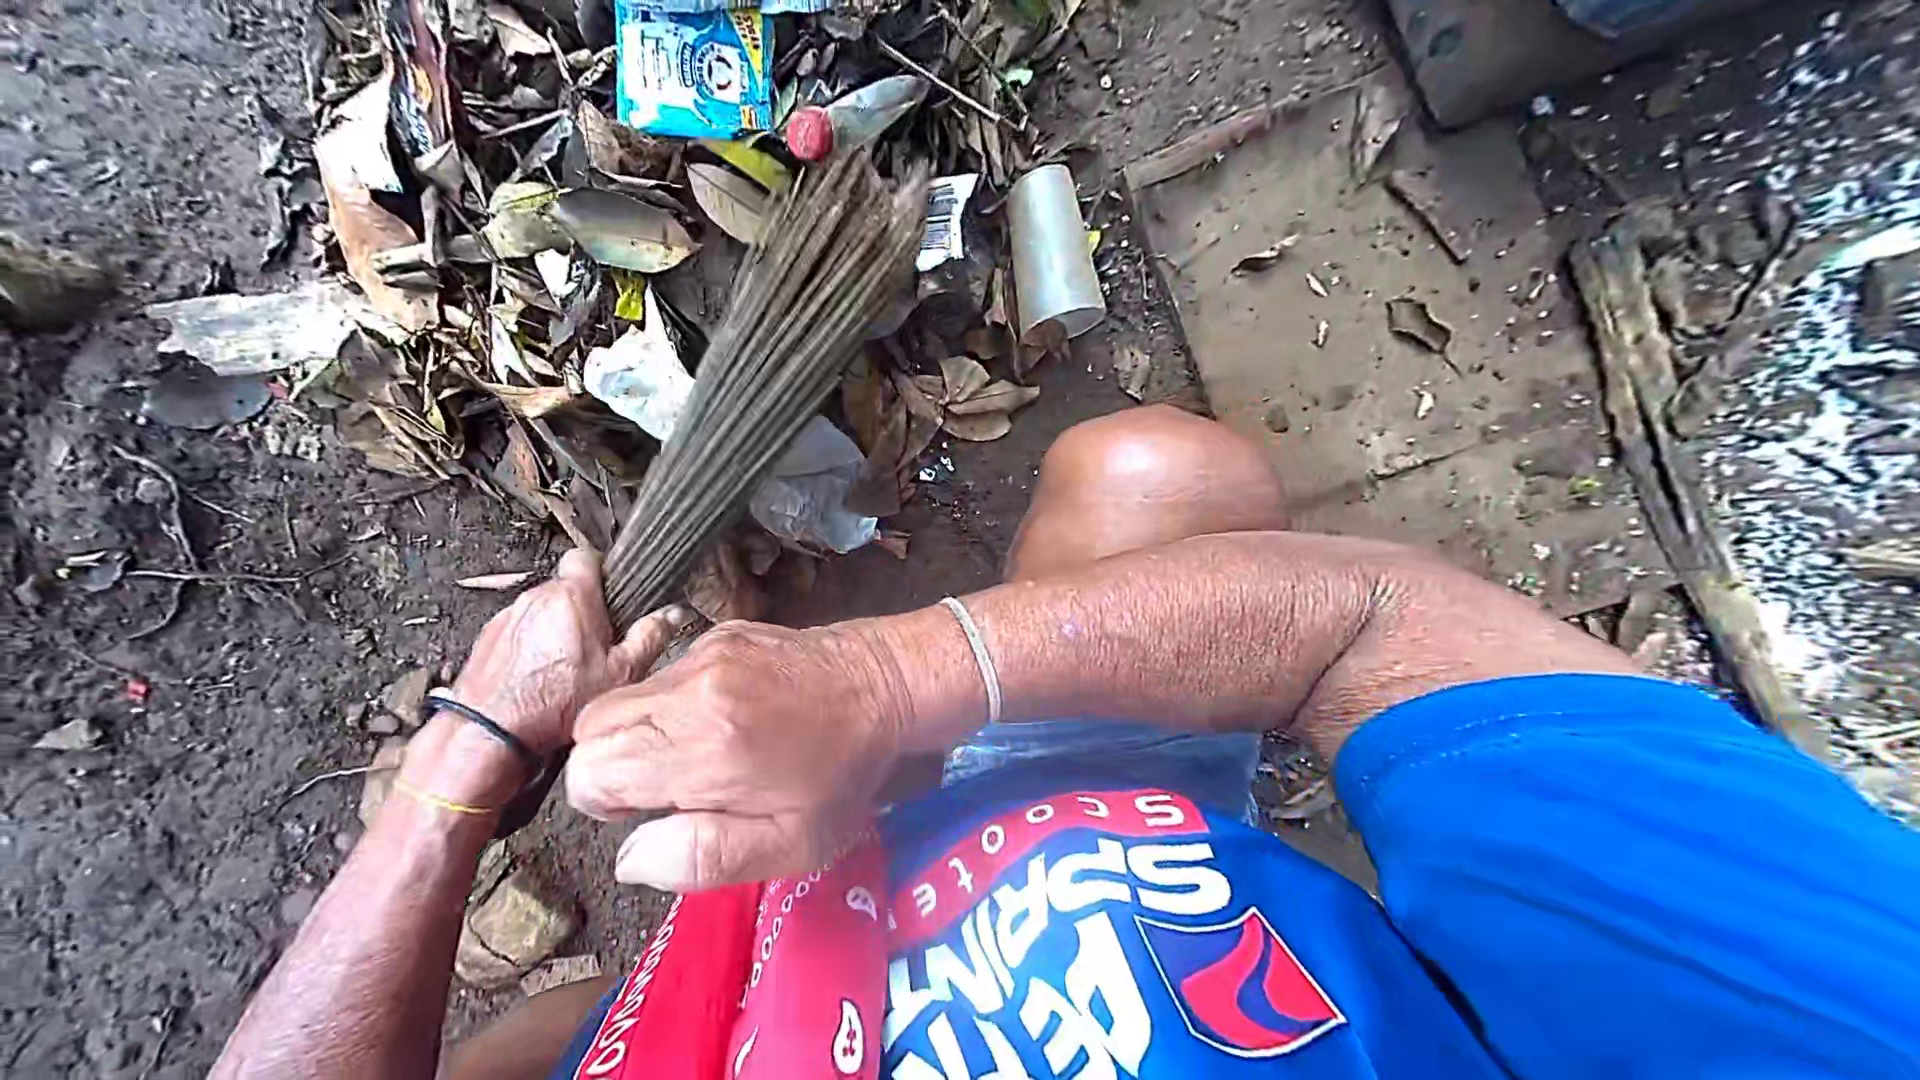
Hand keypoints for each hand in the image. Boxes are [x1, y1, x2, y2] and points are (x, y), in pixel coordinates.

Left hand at [446, 550, 692, 755]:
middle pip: (567, 588)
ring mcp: (508, 618)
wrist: (488, 734)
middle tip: (601, 641)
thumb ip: (651, 636)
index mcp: (572, 596)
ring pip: (543, 611)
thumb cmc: (554, 704)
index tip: (613, 593)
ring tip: (570, 666)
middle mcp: (536, 598)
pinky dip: (532, 648)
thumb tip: (672, 615)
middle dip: (585, 608)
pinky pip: (520, 632)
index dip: (603, 571)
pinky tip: (543, 677)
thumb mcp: (622, 672)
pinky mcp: (488, 640)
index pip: (587, 557)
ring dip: (557, 628)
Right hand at [565, 620, 907, 890]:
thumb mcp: (789, 842)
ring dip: (646, 731)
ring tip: (705, 749)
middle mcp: (693, 686)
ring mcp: (707, 651)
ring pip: (627, 696)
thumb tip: (629, 855)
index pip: (589, 769)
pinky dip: (677, 701)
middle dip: (616, 765)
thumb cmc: (843, 772)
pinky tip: (731, 712)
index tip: (660, 807)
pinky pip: (668, 673)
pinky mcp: (724, 633)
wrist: (885, 683)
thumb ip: (700, 857)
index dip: (610, 801)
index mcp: (703, 744)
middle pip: (593, 727)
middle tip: (677, 782)